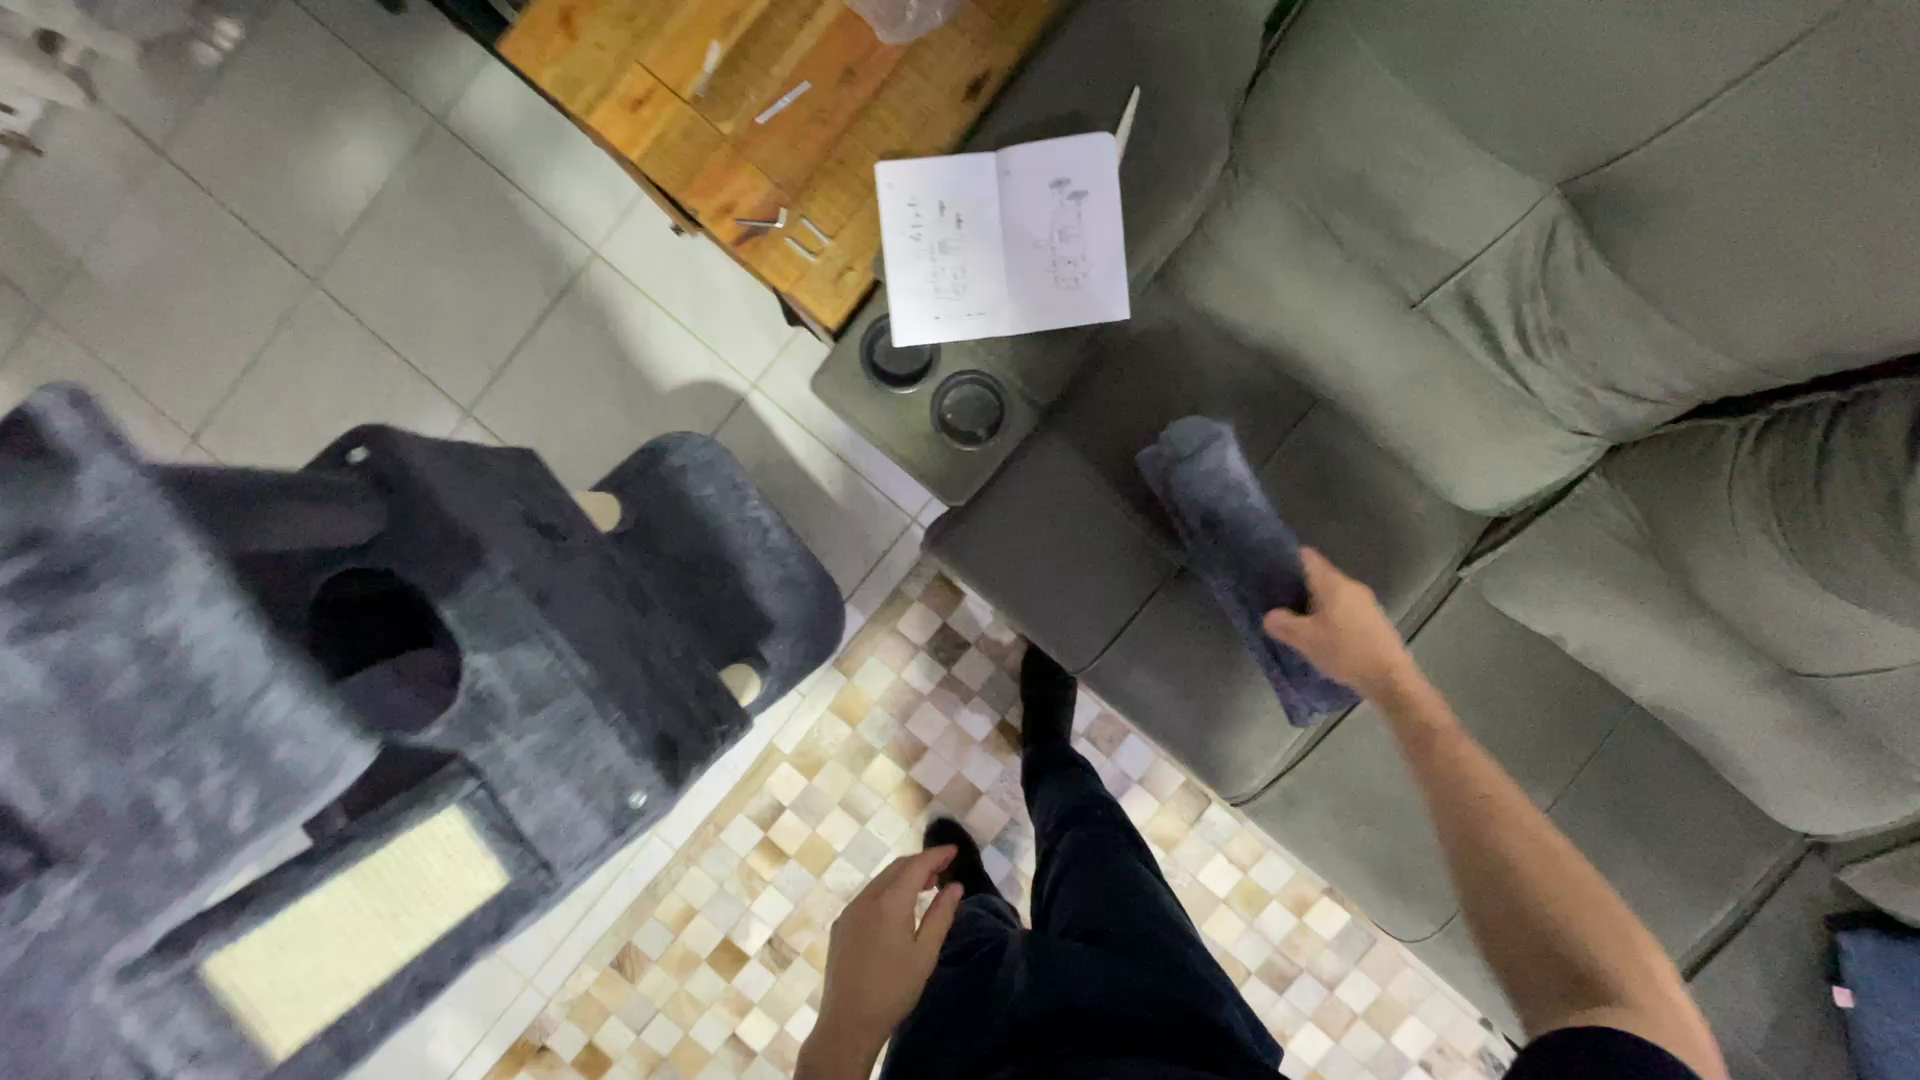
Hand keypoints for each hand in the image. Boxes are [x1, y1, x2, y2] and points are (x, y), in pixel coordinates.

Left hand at [800, 847, 963, 1077]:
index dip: (936, 855)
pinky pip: (869, 896)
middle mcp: (867, 898)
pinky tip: (898, 907)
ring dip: (904, 876)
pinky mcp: (841, 924)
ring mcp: (850, 910)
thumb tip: (955, 886)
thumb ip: (941, 915)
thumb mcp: (925, 954)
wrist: (848, 1023)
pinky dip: (888, 890)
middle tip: (943, 869)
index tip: (954, 850)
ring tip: (926, 886)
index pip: (916, 865)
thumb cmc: (894, 990)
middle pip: (897, 867)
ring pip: (881, 880)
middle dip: (921, 863)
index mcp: (890, 902)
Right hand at [1263, 547, 1419, 698]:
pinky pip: (1343, 609)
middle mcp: (1351, 586)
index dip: (1287, 559)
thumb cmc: (1346, 651)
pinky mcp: (1373, 620)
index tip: (1270, 571)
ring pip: (1331, 595)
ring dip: (1313, 605)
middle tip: (1276, 602)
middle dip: (1297, 587)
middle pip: (1319, 576)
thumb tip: (1271, 616)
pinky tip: (1320, 635)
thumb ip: (1282, 623)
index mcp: (1333, 584)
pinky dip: (1329, 616)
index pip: (1307, 557)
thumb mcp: (1305, 639)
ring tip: (1295, 621)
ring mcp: (1366, 603)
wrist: (1391, 678)